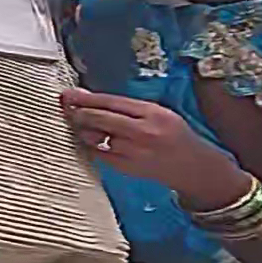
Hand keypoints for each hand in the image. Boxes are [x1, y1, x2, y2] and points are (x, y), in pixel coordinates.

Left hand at [61, 88, 248, 209]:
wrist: (195, 168)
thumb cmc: (174, 135)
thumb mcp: (159, 113)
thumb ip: (127, 107)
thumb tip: (90, 98)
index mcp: (153, 113)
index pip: (110, 101)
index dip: (86, 98)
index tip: (69, 94)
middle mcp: (143, 132)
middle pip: (99, 118)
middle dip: (77, 111)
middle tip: (65, 106)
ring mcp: (133, 152)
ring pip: (94, 136)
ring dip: (81, 128)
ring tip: (78, 123)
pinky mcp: (126, 167)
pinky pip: (98, 152)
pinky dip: (91, 144)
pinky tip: (90, 139)